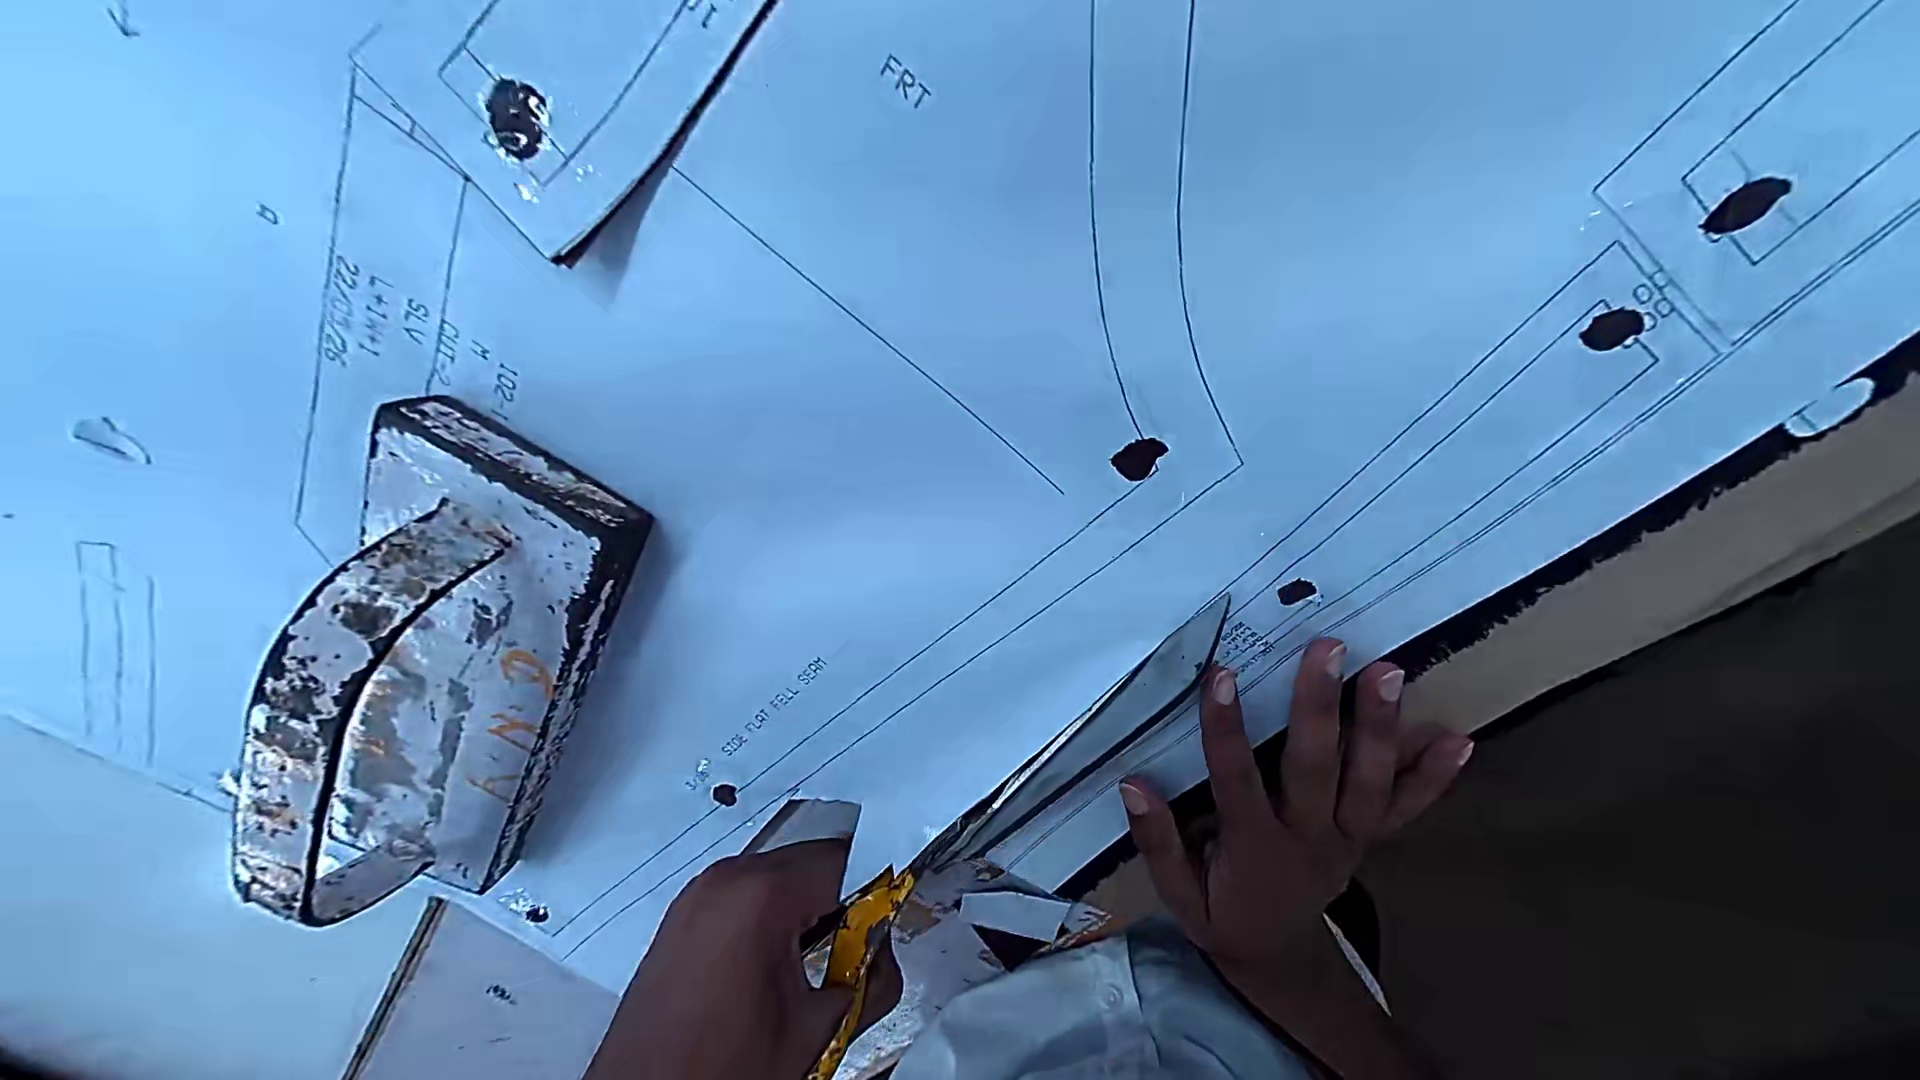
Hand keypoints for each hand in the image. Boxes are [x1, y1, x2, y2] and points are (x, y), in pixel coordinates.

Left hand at [586, 839, 899, 1079]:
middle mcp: (728, 875)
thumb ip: (871, 983)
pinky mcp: (685, 911)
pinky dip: (774, 910)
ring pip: (779, 874)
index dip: (877, 883)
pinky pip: (747, 890)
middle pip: (811, 861)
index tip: (893, 910)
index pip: (844, 860)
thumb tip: (887, 955)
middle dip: (845, 894)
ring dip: (810, 902)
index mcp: (762, 894)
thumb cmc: (725, 1073)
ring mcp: (700, 890)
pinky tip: (780, 956)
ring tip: (823, 953)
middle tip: (864, 939)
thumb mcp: (814, 1034)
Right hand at [1120, 639, 1470, 994]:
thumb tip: (1133, 784)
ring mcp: (1347, 839)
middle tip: (1327, 650)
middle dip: (1319, 706)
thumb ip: (1157, 842)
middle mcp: (1308, 838)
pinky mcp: (1369, 839)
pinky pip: (1406, 810)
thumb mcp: (1177, 896)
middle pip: (1314, 768)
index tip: (1221, 674)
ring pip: (1367, 781)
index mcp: (1254, 848)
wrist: (1281, 959)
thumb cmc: (1221, 916)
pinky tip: (1459, 740)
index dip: (1226, 727)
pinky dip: (1433, 778)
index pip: (1237, 780)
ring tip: (1389, 671)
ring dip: (1379, 726)